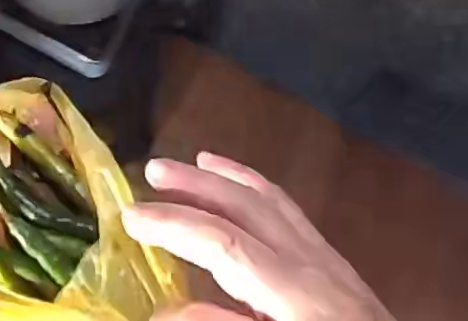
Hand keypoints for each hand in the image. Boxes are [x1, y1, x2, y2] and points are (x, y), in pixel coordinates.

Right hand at [123, 153, 395, 320]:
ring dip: (224, 177)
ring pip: (269, 199)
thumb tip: (162, 311)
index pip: (225, 245)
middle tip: (151, 172)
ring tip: (190, 162)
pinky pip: (290, 210)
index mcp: (300, 297)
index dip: (174, 226)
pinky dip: (257, 188)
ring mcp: (328, 261)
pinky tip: (240, 184)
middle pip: (245, 206)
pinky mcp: (336, 266)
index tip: (130, 217)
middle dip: (195, 186)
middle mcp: (313, 266)